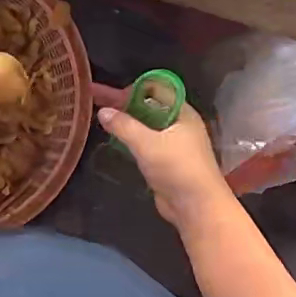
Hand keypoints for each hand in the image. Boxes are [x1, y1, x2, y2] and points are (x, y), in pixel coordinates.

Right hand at [93, 82, 233, 225]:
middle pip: (148, 106)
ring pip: (146, 126)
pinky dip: (130, 139)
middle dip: (124, 105)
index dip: (133, 90)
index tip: (110, 96)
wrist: (197, 206)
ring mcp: (173, 143)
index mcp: (182, 113)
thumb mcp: (147, 143)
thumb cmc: (177, 168)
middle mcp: (179, 124)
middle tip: (98, 105)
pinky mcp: (166, 161)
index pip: (156, 89)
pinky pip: (145, 143)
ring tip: (101, 120)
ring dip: (126, 122)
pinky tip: (114, 140)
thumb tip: (103, 112)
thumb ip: (123, 126)